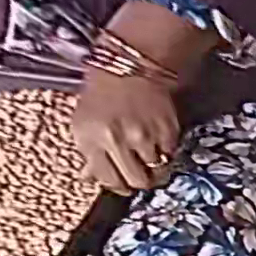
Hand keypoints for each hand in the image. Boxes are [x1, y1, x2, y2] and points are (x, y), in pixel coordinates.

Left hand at [72, 70, 178, 191]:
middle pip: (137, 181)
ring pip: (157, 171)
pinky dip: (166, 152)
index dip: (118, 185)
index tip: (123, 183)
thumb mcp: (84, 122)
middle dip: (140, 180)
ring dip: (156, 167)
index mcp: (90, 137)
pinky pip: (171, 156)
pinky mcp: (168, 133)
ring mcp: (145, 137)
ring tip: (151, 155)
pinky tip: (159, 140)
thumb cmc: (103, 96)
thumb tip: (90, 178)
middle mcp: (117, 139)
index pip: (108, 179)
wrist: (130, 69)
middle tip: (141, 173)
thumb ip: (89, 153)